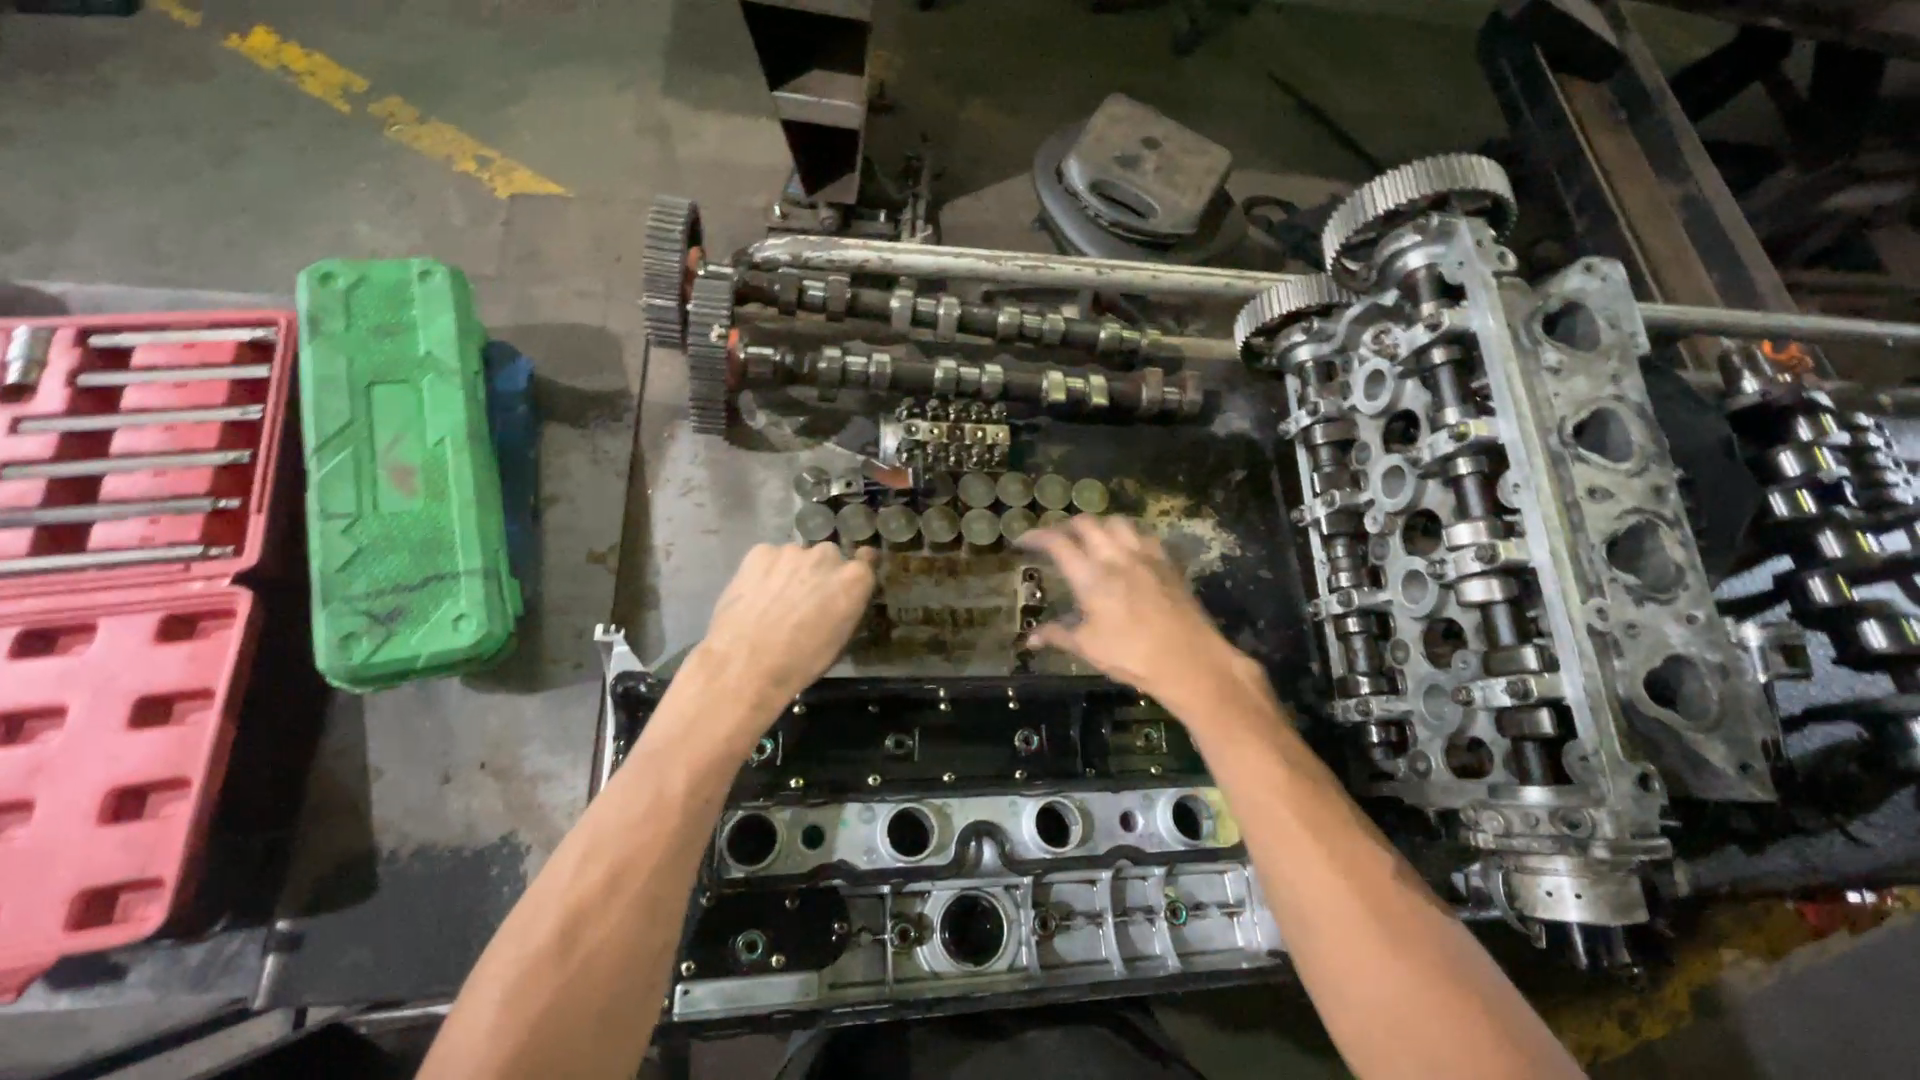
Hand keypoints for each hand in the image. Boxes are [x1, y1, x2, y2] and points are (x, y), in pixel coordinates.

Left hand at [696, 542, 876, 709]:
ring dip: (791, 572)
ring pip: (796, 557)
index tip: (844, 583)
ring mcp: (792, 551)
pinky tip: (755, 594)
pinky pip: (769, 558)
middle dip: (820, 573)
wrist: (746, 664)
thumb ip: (847, 606)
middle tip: (805, 598)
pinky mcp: (760, 552)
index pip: (866, 561)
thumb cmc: (801, 662)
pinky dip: (765, 572)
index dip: (853, 572)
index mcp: (854, 579)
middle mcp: (826, 556)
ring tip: (774, 600)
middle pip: (828, 557)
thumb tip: (843, 597)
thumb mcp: (840, 639)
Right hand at [1018, 517, 1245, 702]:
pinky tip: (1125, 550)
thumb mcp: (1089, 648)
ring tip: (1090, 540)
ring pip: (1117, 522)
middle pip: (1086, 523)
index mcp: (1092, 577)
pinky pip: (1143, 535)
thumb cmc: (1133, 657)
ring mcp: (1146, 556)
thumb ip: (1058, 635)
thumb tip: (1030, 639)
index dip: (1036, 536)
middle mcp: (1117, 557)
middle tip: (1055, 540)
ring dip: (1098, 526)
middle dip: (1065, 526)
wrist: (1190, 661)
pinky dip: (1127, 535)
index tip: (1022, 541)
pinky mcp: (1167, 563)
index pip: (1057, 543)